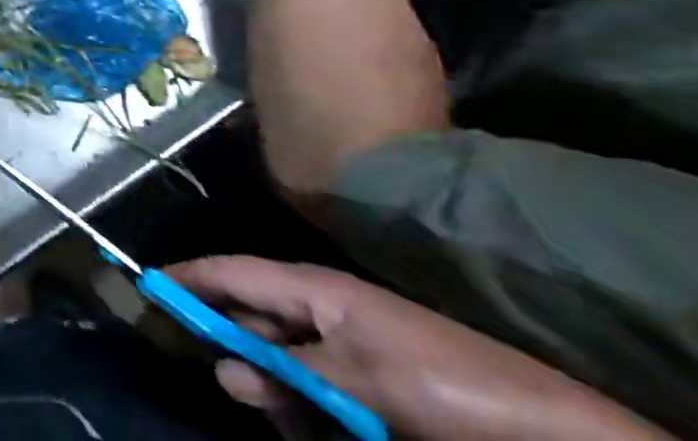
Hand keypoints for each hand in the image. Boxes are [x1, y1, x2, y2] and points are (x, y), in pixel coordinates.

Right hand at [168, 256, 672, 440]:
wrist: (551, 431)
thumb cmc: (446, 387)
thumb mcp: (362, 381)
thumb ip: (289, 372)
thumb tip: (224, 371)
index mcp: (317, 288)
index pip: (234, 273)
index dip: (189, 276)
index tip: (146, 284)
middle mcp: (323, 309)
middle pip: (251, 315)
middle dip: (225, 339)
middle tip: (199, 364)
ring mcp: (345, 346)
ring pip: (278, 356)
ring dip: (266, 383)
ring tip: (271, 414)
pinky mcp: (364, 382)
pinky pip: (309, 386)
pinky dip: (296, 403)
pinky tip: (299, 424)